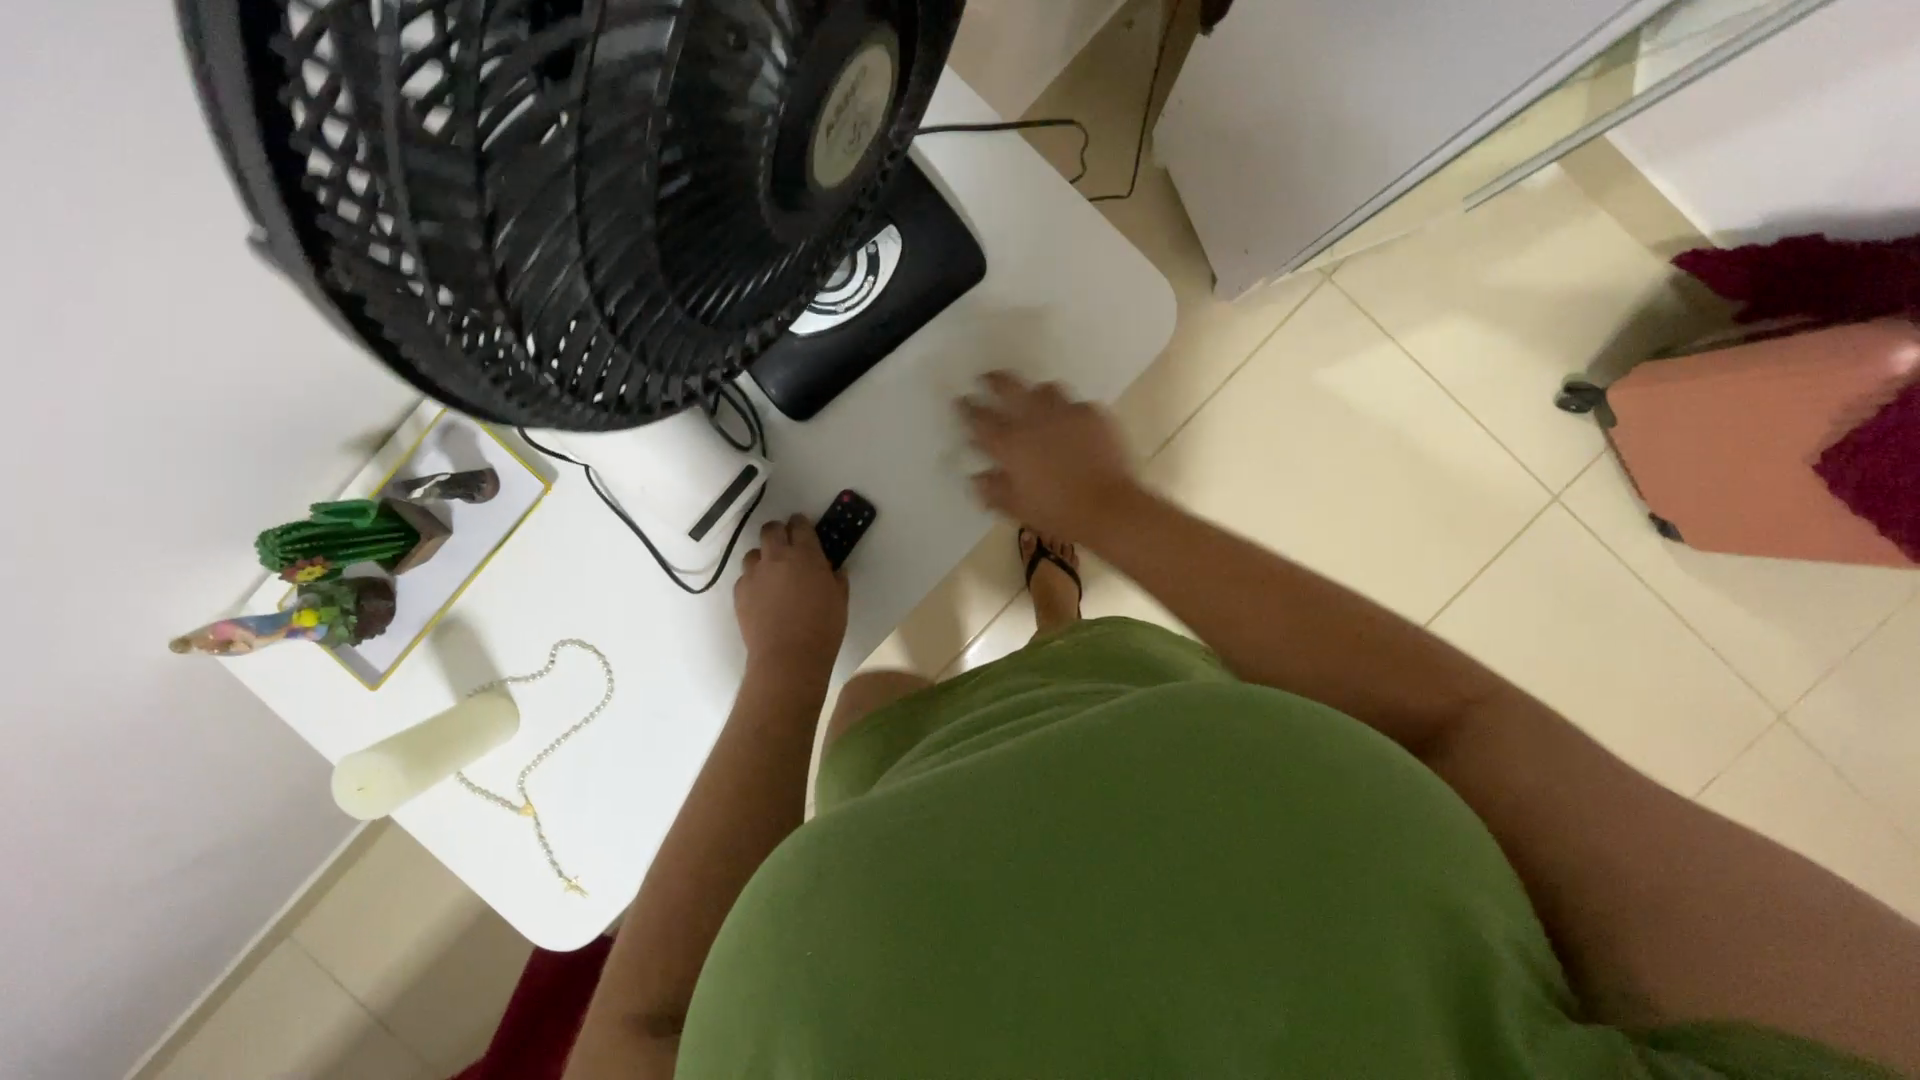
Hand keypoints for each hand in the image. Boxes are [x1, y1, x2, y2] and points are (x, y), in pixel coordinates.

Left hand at [734, 514, 848, 672]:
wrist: (788, 657)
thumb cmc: (823, 628)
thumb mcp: (840, 601)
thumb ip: (836, 579)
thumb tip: (833, 569)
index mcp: (805, 555)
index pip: (800, 525)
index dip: (801, 524)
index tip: (803, 528)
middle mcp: (776, 557)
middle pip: (771, 530)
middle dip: (778, 532)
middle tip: (786, 545)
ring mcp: (754, 574)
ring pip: (753, 553)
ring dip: (763, 557)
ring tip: (772, 574)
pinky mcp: (739, 592)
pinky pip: (745, 577)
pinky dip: (753, 581)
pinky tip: (762, 596)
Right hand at [959, 371, 1144, 540]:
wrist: (1108, 508)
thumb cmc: (1057, 513)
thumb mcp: (1018, 508)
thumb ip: (994, 490)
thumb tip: (978, 478)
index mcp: (1010, 443)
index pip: (979, 418)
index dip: (967, 408)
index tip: (961, 400)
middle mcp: (1034, 420)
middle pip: (1008, 387)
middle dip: (994, 380)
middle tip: (987, 379)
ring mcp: (1066, 413)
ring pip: (1045, 389)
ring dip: (1035, 393)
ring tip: (1035, 399)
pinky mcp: (1093, 414)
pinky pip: (1077, 406)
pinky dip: (1070, 412)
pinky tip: (1072, 424)